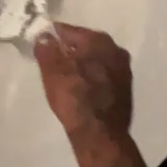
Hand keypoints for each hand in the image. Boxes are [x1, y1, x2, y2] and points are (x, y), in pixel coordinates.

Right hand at [33, 24, 148, 166]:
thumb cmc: (75, 99)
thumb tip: (44, 35)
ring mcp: (124, 70)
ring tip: (64, 75)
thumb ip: (47, 50)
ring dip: (81, 64)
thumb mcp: (53, 72)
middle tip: (51, 59)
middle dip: (69, 50)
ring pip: (96, 60)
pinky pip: (102, 76)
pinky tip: (80, 88)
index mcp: (100, 41)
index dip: (53, 36)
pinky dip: (91, 78)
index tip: (41, 42)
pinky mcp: (125, 89)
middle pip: (86, 45)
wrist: (101, 135)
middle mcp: (116, 50)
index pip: (70, 31)